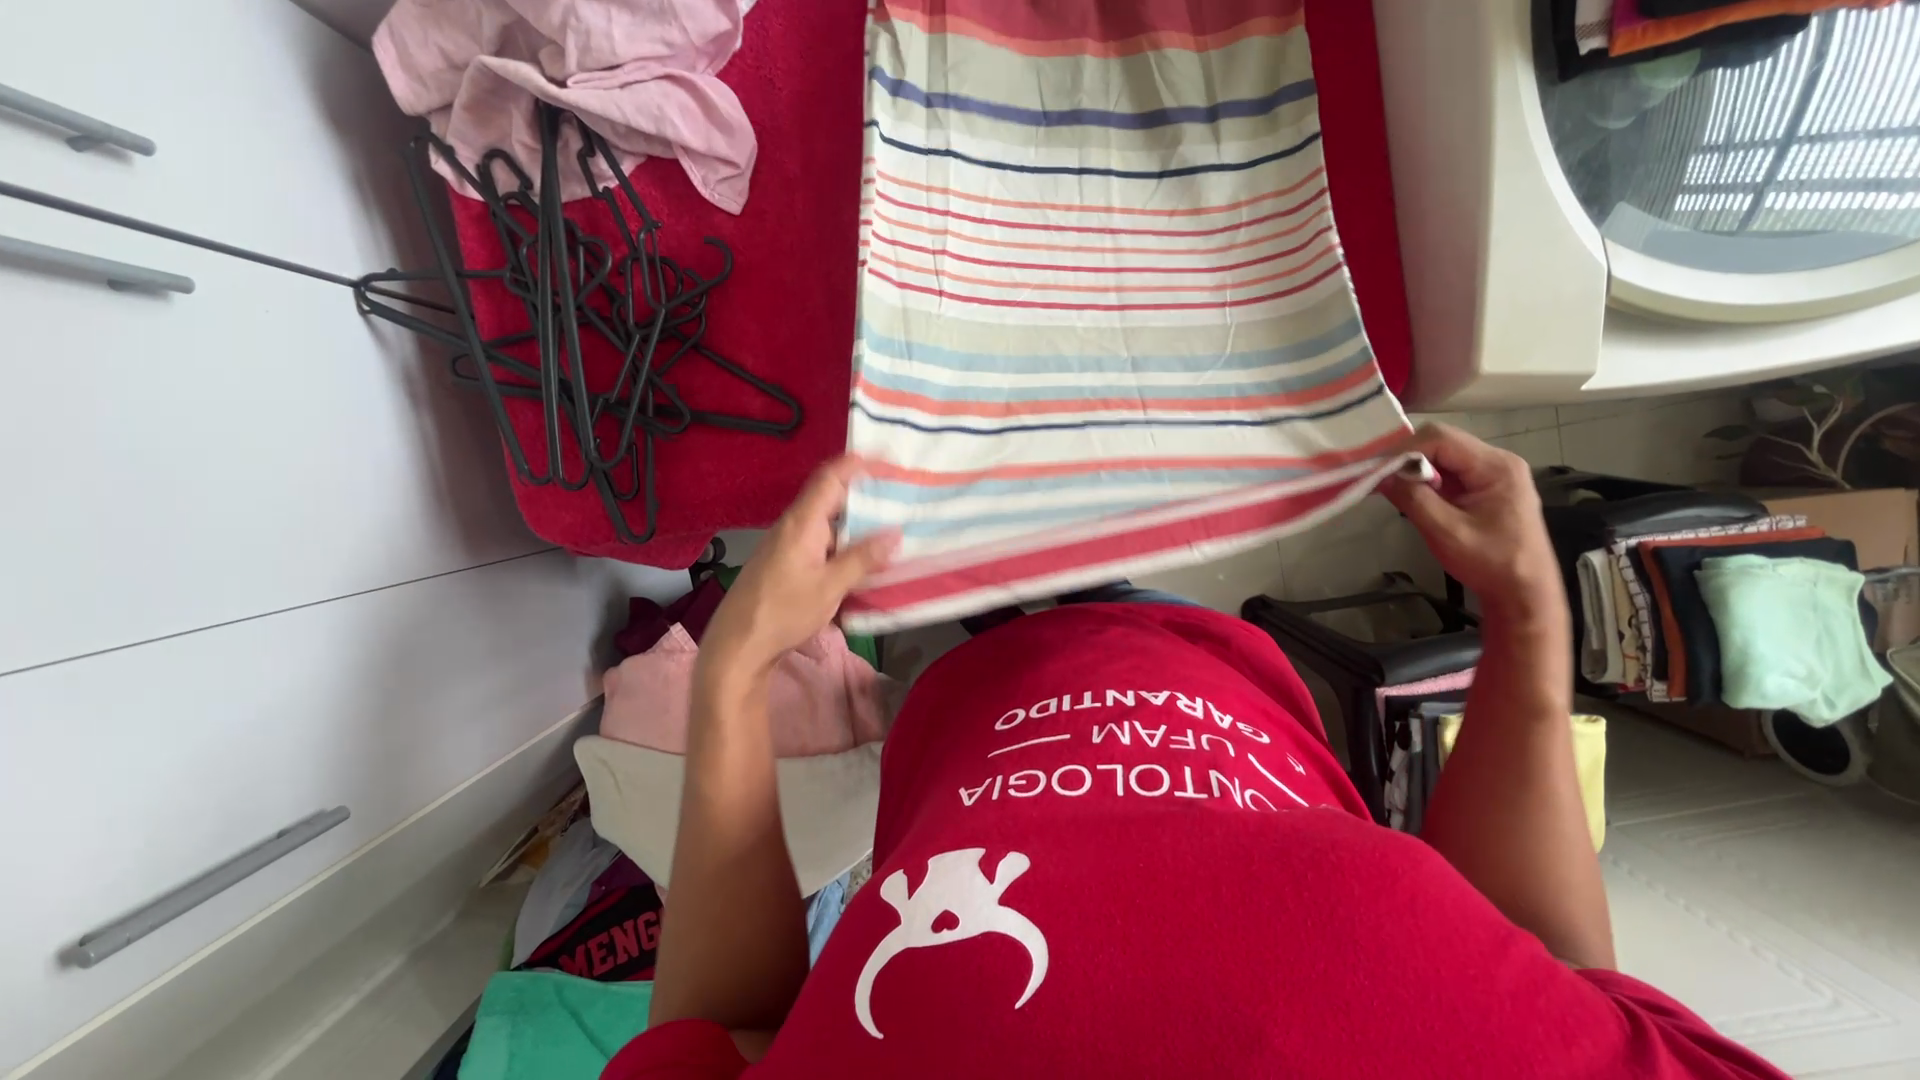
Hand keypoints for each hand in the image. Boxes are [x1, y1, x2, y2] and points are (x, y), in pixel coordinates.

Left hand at [700, 457, 899, 677]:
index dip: (857, 464)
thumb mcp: (829, 588)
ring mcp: (787, 544)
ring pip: (827, 523)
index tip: (887, 461)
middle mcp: (793, 526)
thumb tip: (894, 533)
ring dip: (856, 524)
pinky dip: (843, 543)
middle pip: (831, 498)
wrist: (738, 645)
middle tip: (900, 498)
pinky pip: (820, 542)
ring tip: (890, 528)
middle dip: (865, 496)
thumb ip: (862, 558)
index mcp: (803, 523)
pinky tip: (862, 560)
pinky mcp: (786, 563)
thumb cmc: (783, 612)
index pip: (830, 477)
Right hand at [1378, 424, 1560, 615]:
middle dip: (1407, 458)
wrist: (1525, 591)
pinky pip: (1449, 472)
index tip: (1376, 469)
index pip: (1442, 439)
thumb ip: (1413, 499)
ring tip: (1390, 486)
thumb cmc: (1491, 563)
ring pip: (1443, 456)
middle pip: (1442, 442)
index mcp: (1497, 467)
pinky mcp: (1485, 487)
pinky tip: (1411, 494)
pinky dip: (1426, 480)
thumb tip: (1381, 476)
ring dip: (1415, 469)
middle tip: (1379, 477)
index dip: (1404, 449)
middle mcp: (1498, 461)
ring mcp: (1493, 473)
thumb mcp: (1446, 532)